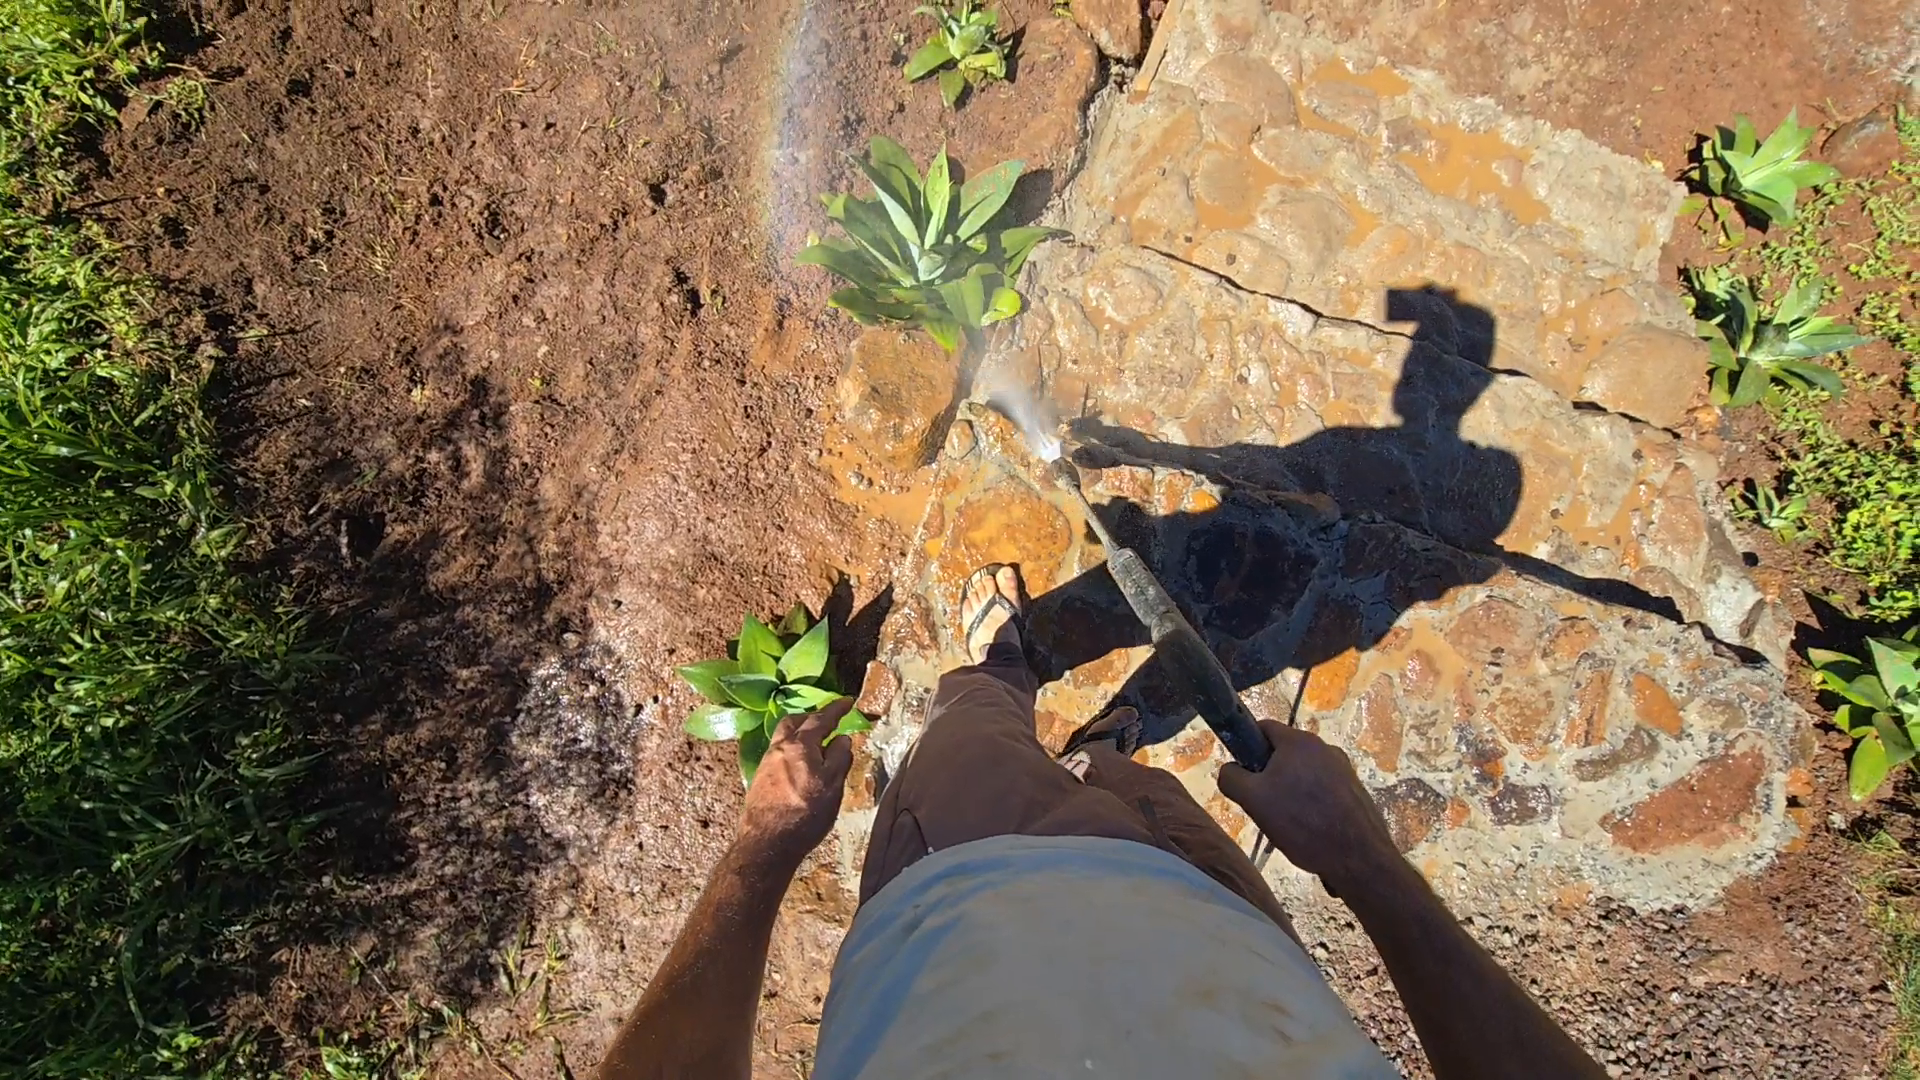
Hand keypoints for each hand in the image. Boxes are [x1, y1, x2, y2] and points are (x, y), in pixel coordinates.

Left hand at [737, 699, 855, 869]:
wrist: (766, 843)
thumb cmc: (805, 813)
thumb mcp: (833, 786)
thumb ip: (840, 758)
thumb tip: (842, 738)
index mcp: (800, 744)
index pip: (821, 718)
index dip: (836, 709)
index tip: (848, 701)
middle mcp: (780, 748)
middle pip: (795, 722)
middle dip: (812, 717)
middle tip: (828, 720)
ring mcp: (767, 763)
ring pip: (784, 737)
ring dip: (800, 733)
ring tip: (815, 742)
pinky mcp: (760, 779)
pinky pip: (779, 752)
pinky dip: (793, 749)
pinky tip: (800, 764)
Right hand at [1217, 720, 1399, 892]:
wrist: (1360, 860)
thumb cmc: (1302, 823)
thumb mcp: (1252, 800)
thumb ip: (1230, 777)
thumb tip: (1230, 770)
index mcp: (1299, 741)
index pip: (1262, 727)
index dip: (1247, 746)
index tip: (1244, 772)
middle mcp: (1325, 748)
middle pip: (1284, 752)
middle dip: (1270, 774)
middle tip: (1264, 803)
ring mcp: (1345, 770)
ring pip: (1304, 773)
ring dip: (1292, 791)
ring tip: (1289, 823)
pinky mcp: (1358, 792)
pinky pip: (1324, 790)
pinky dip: (1313, 804)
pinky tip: (1312, 831)